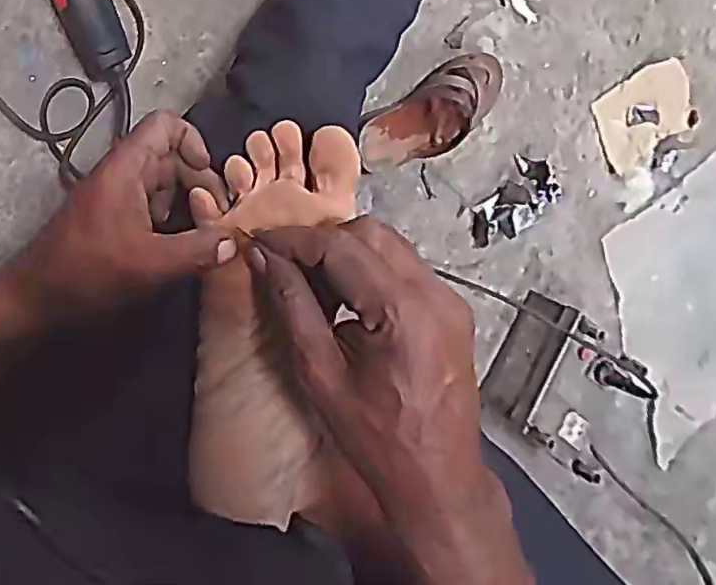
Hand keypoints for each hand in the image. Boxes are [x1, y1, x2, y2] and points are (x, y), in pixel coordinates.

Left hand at [4, 111, 237, 320]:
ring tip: (207, 232)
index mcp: (126, 167)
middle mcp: (122, 173)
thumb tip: (234, 240)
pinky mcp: (115, 217)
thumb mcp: (148, 264)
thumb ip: (196, 250)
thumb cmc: (86, 272)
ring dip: (188, 201)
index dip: (193, 141)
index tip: (208, 175)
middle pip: (172, 155)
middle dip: (199, 179)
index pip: (165, 125)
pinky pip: (152, 204)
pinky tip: (183, 246)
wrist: (34, 300)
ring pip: (164, 182)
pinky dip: (172, 218)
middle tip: (219, 214)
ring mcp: (117, 195)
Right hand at [252, 218, 531, 584]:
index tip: (264, 242)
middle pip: (367, 232)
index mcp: (404, 313)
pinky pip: (402, 264)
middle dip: (320, 241)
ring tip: (313, 283)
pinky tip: (345, 296)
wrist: (438, 482)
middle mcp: (434, 296)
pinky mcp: (450, 306)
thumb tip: (267, 259)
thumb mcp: (320, 374)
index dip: (295, 239)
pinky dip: (367, 268)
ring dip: (344, 251)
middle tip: (285, 262)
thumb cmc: (381, 443)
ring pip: (386, 242)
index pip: (340, 246)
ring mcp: (448, 299)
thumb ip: (292, 305)